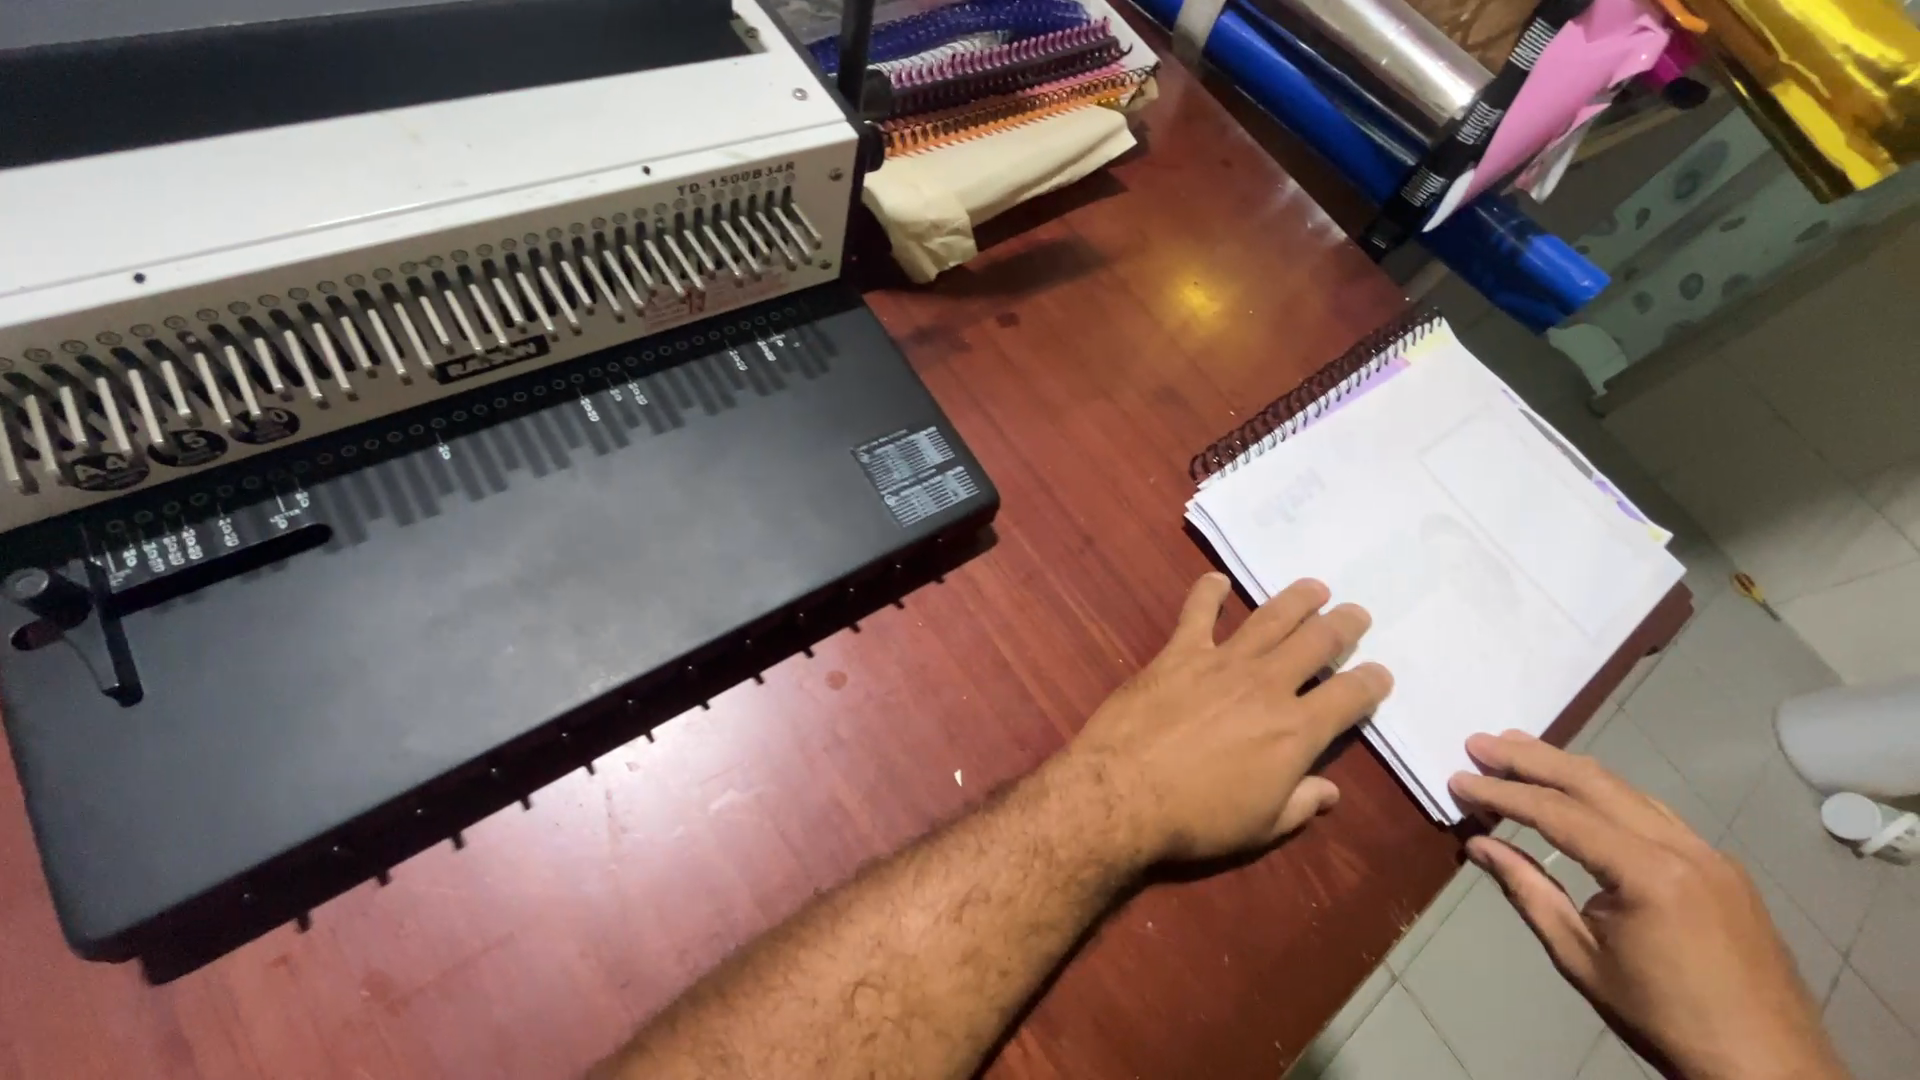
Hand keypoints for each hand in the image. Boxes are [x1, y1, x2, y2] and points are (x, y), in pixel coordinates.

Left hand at [1056, 573, 1390, 864]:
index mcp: (1297, 730)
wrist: (1123, 790)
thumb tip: (1329, 790)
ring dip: (1298, 599)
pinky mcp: (1179, 652)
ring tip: (1314, 588)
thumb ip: (1300, 804)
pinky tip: (1216, 580)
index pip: (1351, 696)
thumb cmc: (1197, 818)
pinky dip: (1208, 592)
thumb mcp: (1260, 827)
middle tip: (1355, 614)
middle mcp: (1268, 685)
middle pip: (1318, 642)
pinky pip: (1198, 612)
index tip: (1379, 674)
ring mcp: (1222, 662)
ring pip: (1271, 618)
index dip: (1372, 682)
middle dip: (1344, 625)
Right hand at [1450, 732, 1846, 1079]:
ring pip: (1624, 789)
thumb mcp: (1579, 955)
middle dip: (1529, 758)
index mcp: (1648, 874)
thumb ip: (1527, 890)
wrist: (1769, 1067)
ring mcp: (1708, 853)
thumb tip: (1478, 844)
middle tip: (1478, 743)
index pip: (1557, 813)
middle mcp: (1683, 848)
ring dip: (1566, 767)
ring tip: (1516, 748)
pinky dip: (1604, 791)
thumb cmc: (1662, 1015)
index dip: (1501, 793)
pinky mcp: (1720, 866)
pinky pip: (1651, 811)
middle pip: (1592, 782)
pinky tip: (1577, 788)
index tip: (1458, 779)